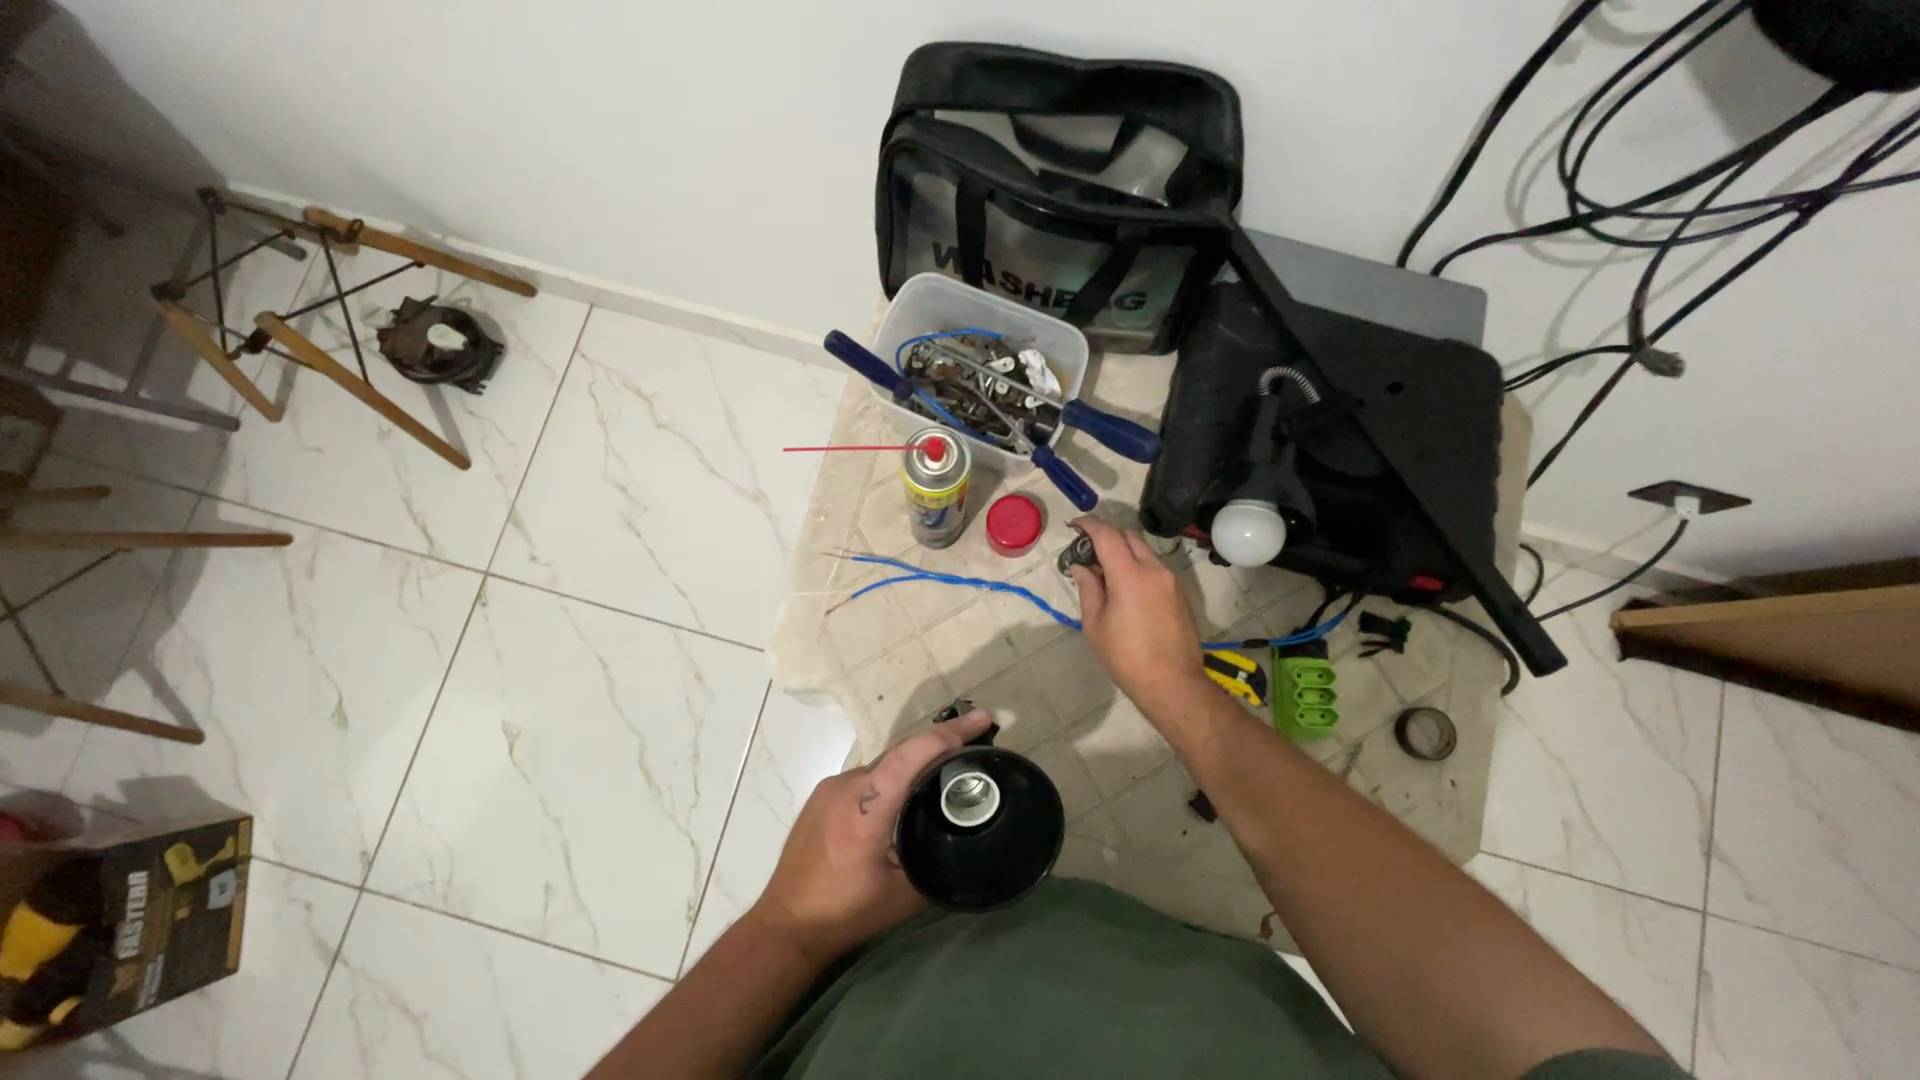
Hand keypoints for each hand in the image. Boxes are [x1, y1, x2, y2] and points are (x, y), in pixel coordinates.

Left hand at [751, 709, 994, 962]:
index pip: (909, 756)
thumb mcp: (905, 895)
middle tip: (977, 739)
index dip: (947, 735)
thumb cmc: (847, 913)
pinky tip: (909, 790)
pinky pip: (868, 775)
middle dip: (941, 741)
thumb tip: (969, 836)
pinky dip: (894, 775)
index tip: (982, 721)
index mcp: (866, 811)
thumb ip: (938, 860)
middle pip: (900, 752)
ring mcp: (831, 787)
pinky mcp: (823, 794)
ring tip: (948, 767)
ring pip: (884, 763)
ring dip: (916, 761)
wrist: (787, 923)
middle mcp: (846, 788)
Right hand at [1069, 517, 1213, 719]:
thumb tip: (1082, 567)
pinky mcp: (1180, 593)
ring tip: (1105, 572)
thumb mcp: (1095, 625)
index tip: (1074, 525)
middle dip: (1107, 535)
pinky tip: (1126, 587)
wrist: (1172, 682)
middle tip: (1088, 551)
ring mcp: (1170, 580)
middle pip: (1128, 536)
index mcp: (1129, 575)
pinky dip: (1138, 565)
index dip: (1088, 524)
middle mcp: (1154, 569)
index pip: (1107, 535)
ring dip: (1124, 551)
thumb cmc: (1126, 657)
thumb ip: (1088, 589)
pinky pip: (1155, 567)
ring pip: (1144, 550)